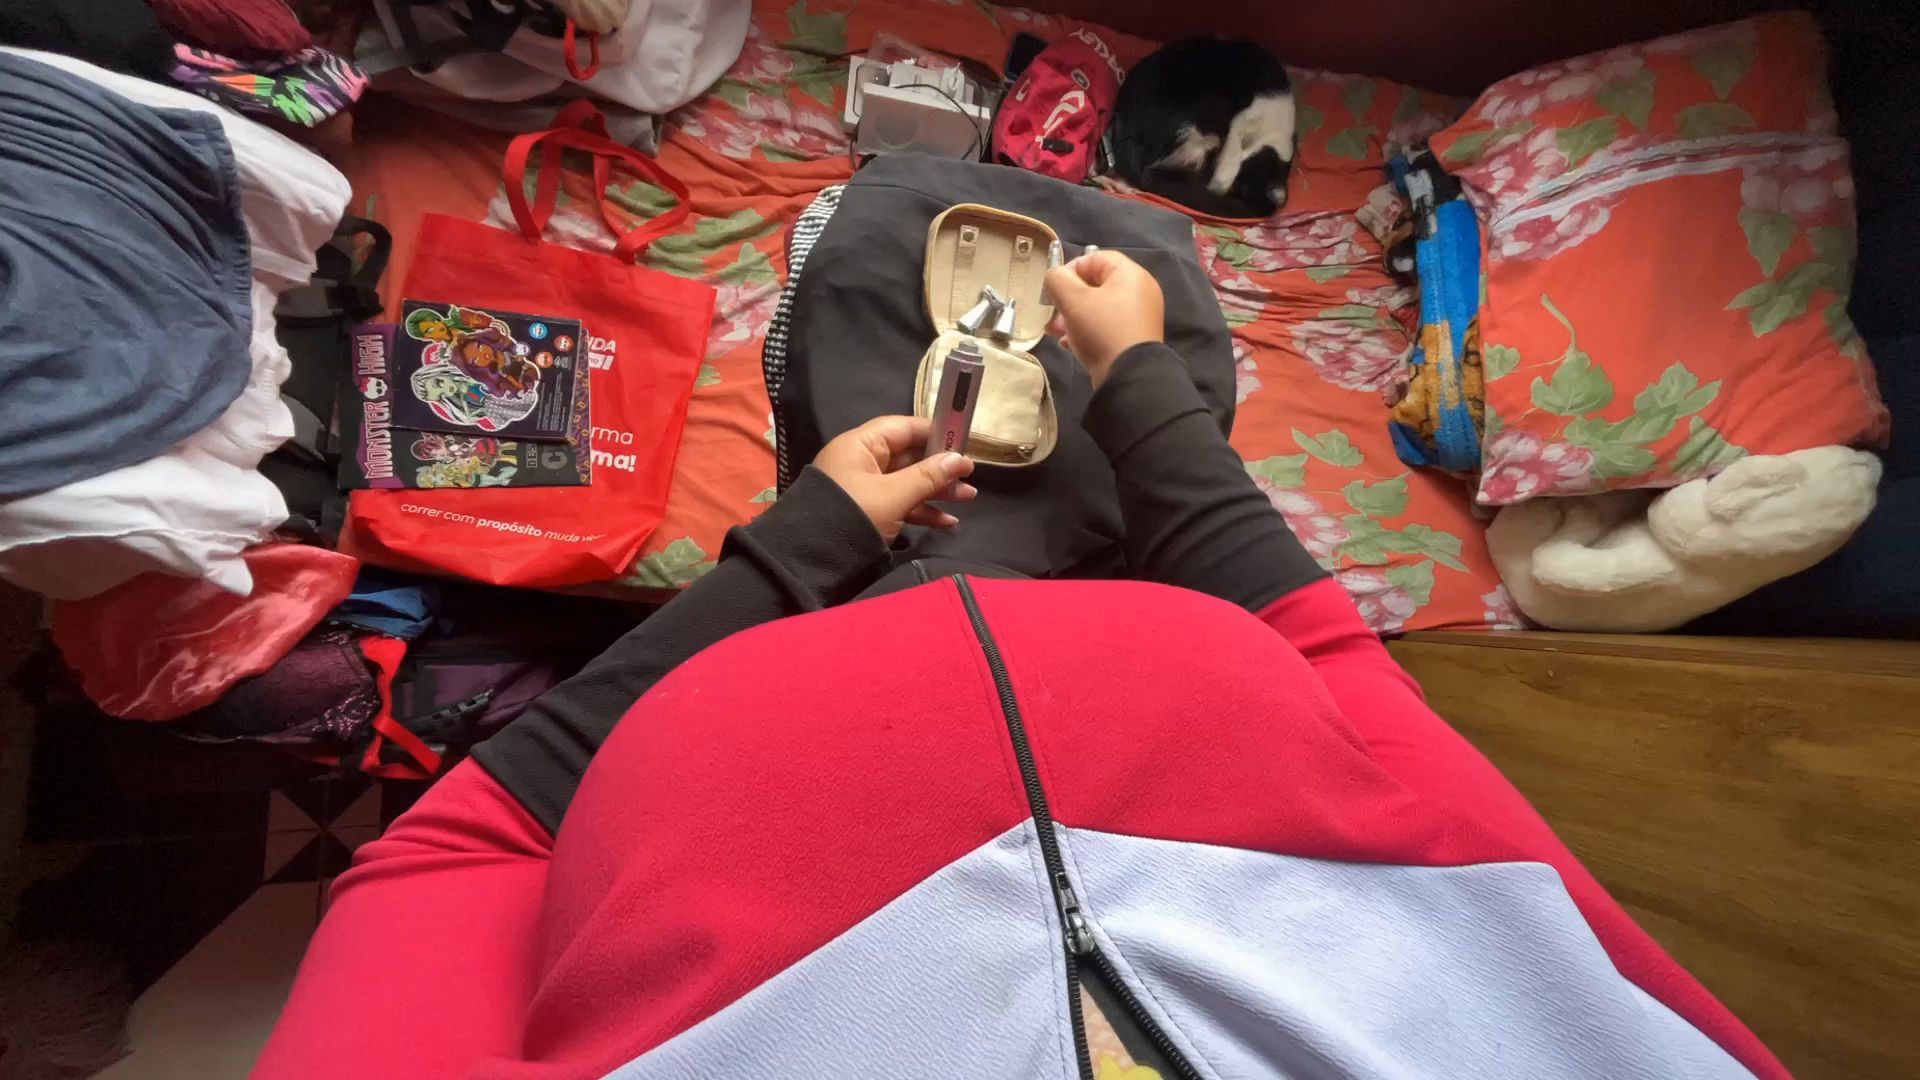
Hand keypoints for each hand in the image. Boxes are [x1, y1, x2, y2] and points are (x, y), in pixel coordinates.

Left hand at [813, 416, 977, 542]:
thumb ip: (929, 476)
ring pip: (908, 482)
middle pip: (909, 456)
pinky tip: (948, 521)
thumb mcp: (894, 495)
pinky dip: (923, 510)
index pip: (903, 428)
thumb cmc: (854, 515)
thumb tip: (960, 460)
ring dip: (938, 490)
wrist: (813, 559)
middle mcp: (863, 461)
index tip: (963, 441)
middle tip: (970, 474)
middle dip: (941, 466)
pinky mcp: (870, 511)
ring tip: (969, 497)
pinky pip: (901, 503)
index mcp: (862, 445)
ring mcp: (866, 488)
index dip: (935, 432)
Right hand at [1043, 249, 1164, 385]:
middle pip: (1095, 285)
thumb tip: (1054, 277)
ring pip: (1098, 308)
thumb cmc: (1101, 330)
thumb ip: (1057, 280)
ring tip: (1057, 334)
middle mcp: (1139, 290)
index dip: (1069, 270)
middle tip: (1052, 318)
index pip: (1094, 258)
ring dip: (1073, 318)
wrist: (1128, 375)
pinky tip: (1071, 345)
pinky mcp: (1135, 337)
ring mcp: (1139, 316)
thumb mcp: (1073, 300)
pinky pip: (1107, 326)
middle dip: (1067, 300)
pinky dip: (1087, 331)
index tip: (1053, 290)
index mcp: (1129, 274)